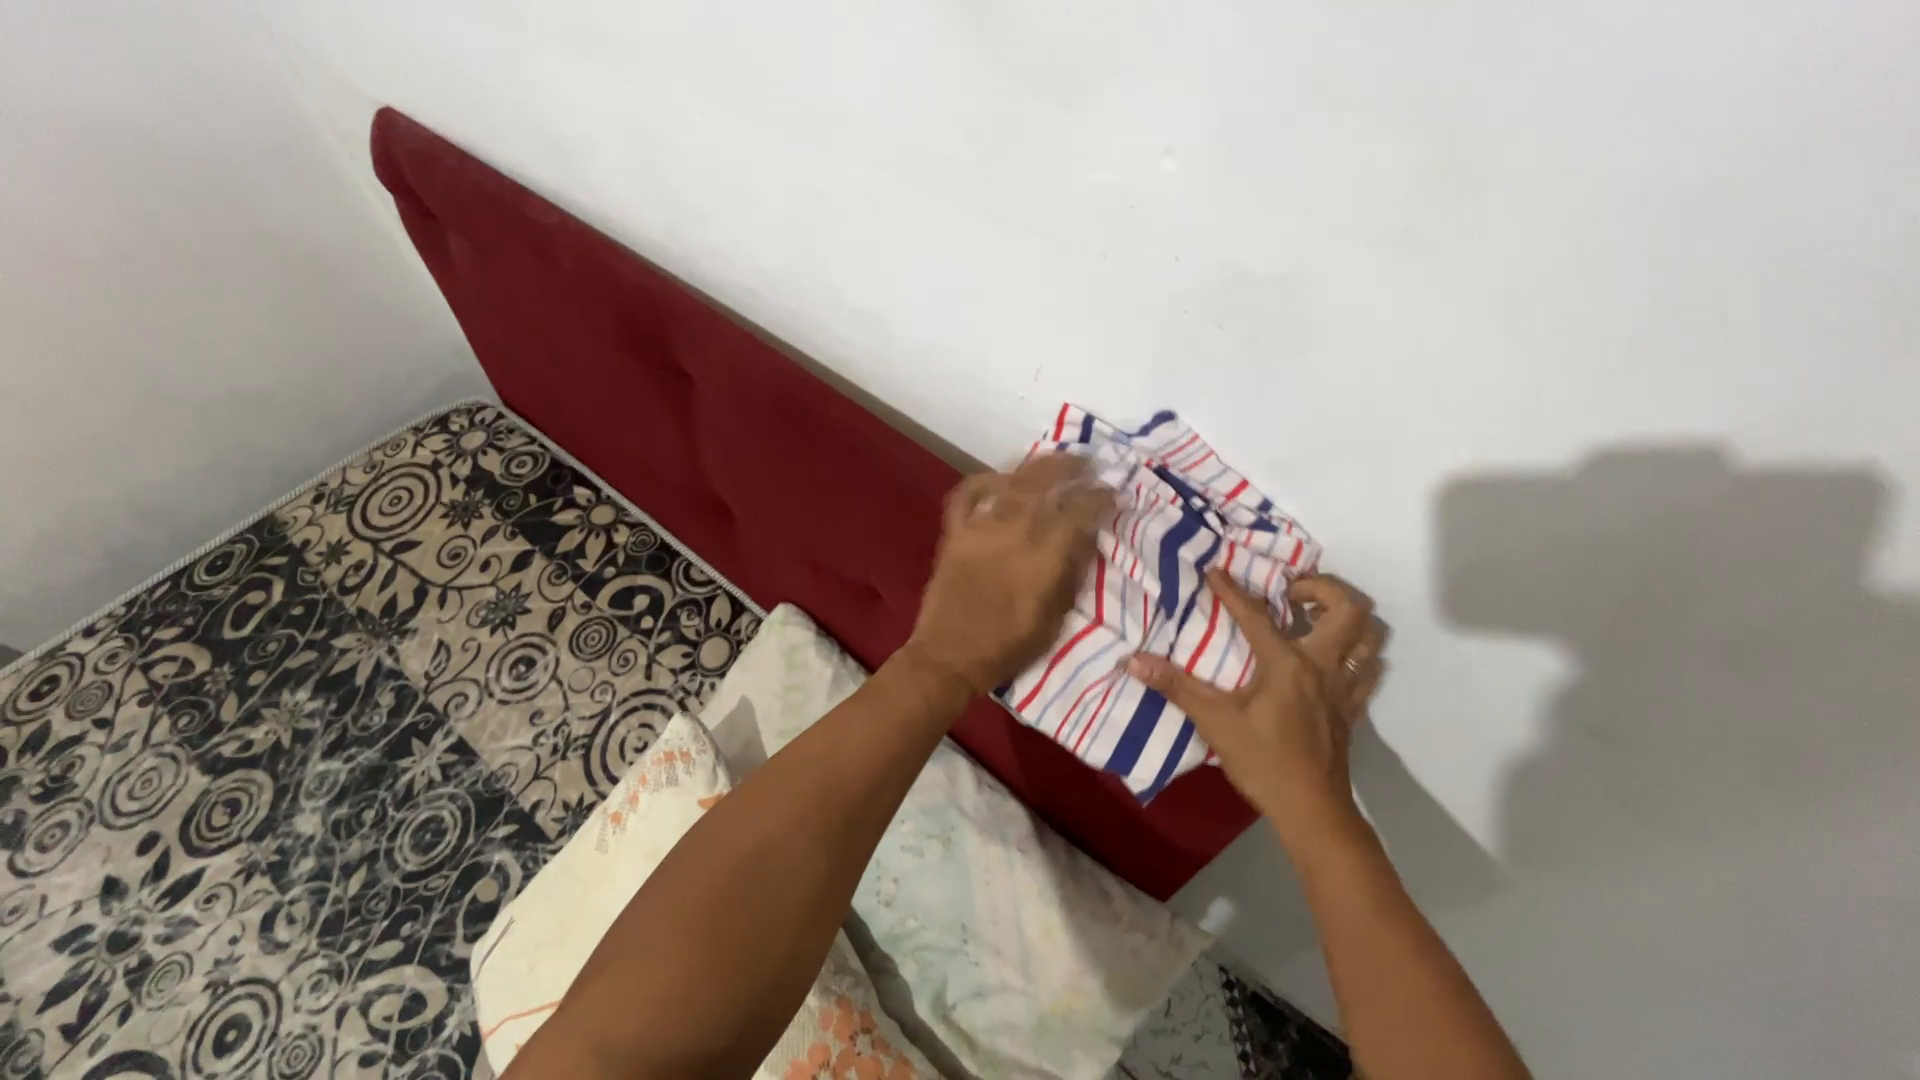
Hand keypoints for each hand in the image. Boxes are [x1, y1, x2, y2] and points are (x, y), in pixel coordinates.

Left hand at [902, 454, 1113, 697]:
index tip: (1113, 493)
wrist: (949, 657)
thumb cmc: (1007, 647)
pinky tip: (1000, 479)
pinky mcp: (954, 533)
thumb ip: (1070, 575)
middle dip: (1070, 468)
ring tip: (1053, 462)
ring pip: (1010, 481)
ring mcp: (980, 528)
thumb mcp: (1054, 619)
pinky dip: (984, 480)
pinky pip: (967, 494)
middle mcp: (1013, 532)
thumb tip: (1085, 541)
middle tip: (1088, 464)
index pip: (1078, 512)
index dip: (1100, 498)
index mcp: (1043, 557)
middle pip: (1044, 484)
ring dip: (1035, 467)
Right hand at [1127, 568, 1385, 844]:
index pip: (1257, 615)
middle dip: (1322, 589)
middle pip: (1348, 609)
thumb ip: (1175, 686)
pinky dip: (1357, 655)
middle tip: (1290, 594)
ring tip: (1316, 619)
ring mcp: (1344, 687)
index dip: (1233, 590)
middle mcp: (1323, 666)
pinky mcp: (1352, 709)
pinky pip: (1368, 670)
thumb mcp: (1214, 721)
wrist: (1310, 808)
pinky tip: (1333, 660)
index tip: (1216, 572)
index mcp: (1288, 663)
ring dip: (1349, 619)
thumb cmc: (1262, 760)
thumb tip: (1133, 661)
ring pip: (1370, 637)